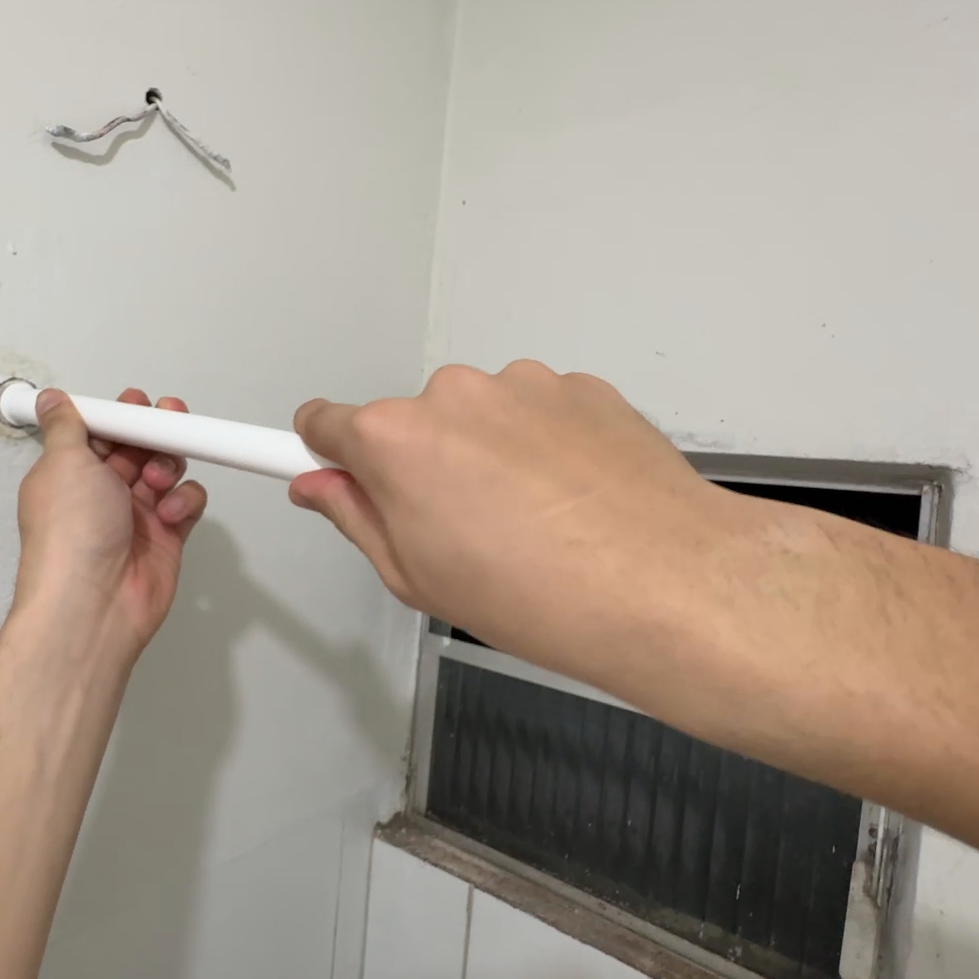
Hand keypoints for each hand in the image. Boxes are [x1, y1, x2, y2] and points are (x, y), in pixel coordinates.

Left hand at [13, 388, 207, 657]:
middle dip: (155, 431)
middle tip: (169, 420)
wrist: (94, 601)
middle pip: (138, 445)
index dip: (122, 414)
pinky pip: (187, 502)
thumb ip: (66, 425)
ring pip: (167, 468)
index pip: (102, 430)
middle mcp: (102, 492)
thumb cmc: (69, 538)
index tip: (138, 403)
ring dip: (168, 464)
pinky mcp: (167, 535)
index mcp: (70, 472)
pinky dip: (185, 500)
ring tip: (158, 479)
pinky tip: (171, 512)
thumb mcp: (63, 463)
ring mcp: (136, 514)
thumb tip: (51, 401)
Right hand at [289, 361, 757, 685]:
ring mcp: (518, 383)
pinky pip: (531, 411)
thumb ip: (354, 516)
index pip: (321, 423)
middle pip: (404, 422)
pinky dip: (536, 444)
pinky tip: (564, 498)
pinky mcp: (575, 385)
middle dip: (415, 465)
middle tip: (453, 526)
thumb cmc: (540, 594)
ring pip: (472, 416)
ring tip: (524, 519)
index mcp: (395, 439)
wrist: (664, 585)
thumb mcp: (415, 575)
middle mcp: (451, 394)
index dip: (319, 450)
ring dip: (481, 454)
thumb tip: (322, 486)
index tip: (315, 459)